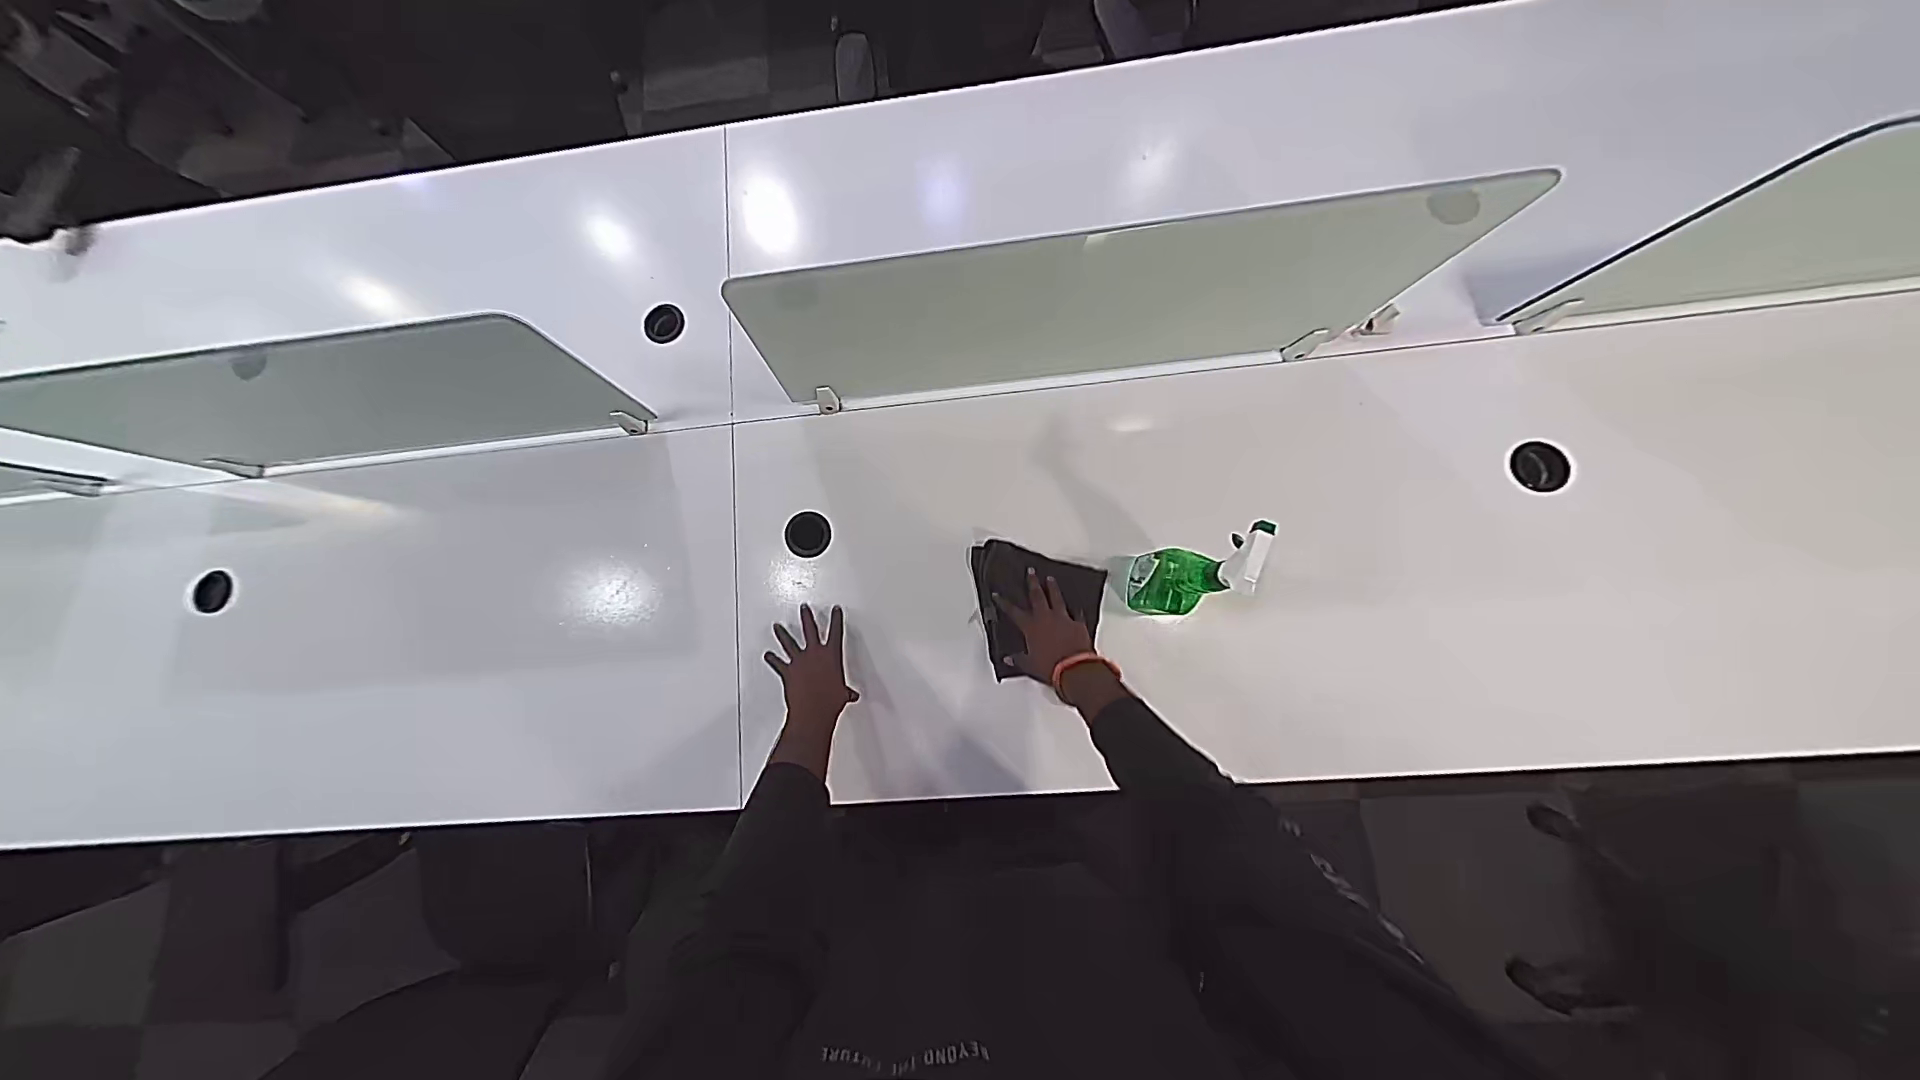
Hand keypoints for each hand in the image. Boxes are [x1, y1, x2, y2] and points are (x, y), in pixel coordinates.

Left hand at [764, 604, 859, 730]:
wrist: (813, 710)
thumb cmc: (830, 701)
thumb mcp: (843, 694)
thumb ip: (845, 692)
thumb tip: (849, 696)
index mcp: (831, 655)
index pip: (835, 632)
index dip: (836, 619)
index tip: (835, 610)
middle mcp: (814, 653)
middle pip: (810, 629)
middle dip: (807, 617)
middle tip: (804, 607)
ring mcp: (799, 661)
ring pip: (789, 642)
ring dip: (782, 634)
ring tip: (778, 626)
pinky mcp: (787, 671)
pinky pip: (778, 663)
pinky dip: (772, 659)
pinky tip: (768, 654)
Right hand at [994, 569, 1093, 684]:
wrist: (1075, 669)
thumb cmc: (1050, 667)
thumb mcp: (1030, 665)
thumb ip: (1019, 659)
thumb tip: (1009, 659)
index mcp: (1031, 627)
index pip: (1013, 612)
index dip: (1004, 603)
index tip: (997, 595)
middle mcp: (1046, 618)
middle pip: (1037, 596)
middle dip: (1032, 583)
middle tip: (1030, 572)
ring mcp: (1063, 619)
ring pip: (1056, 598)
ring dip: (1052, 587)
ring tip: (1050, 578)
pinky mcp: (1077, 624)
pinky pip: (1076, 613)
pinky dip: (1075, 609)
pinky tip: (1076, 605)